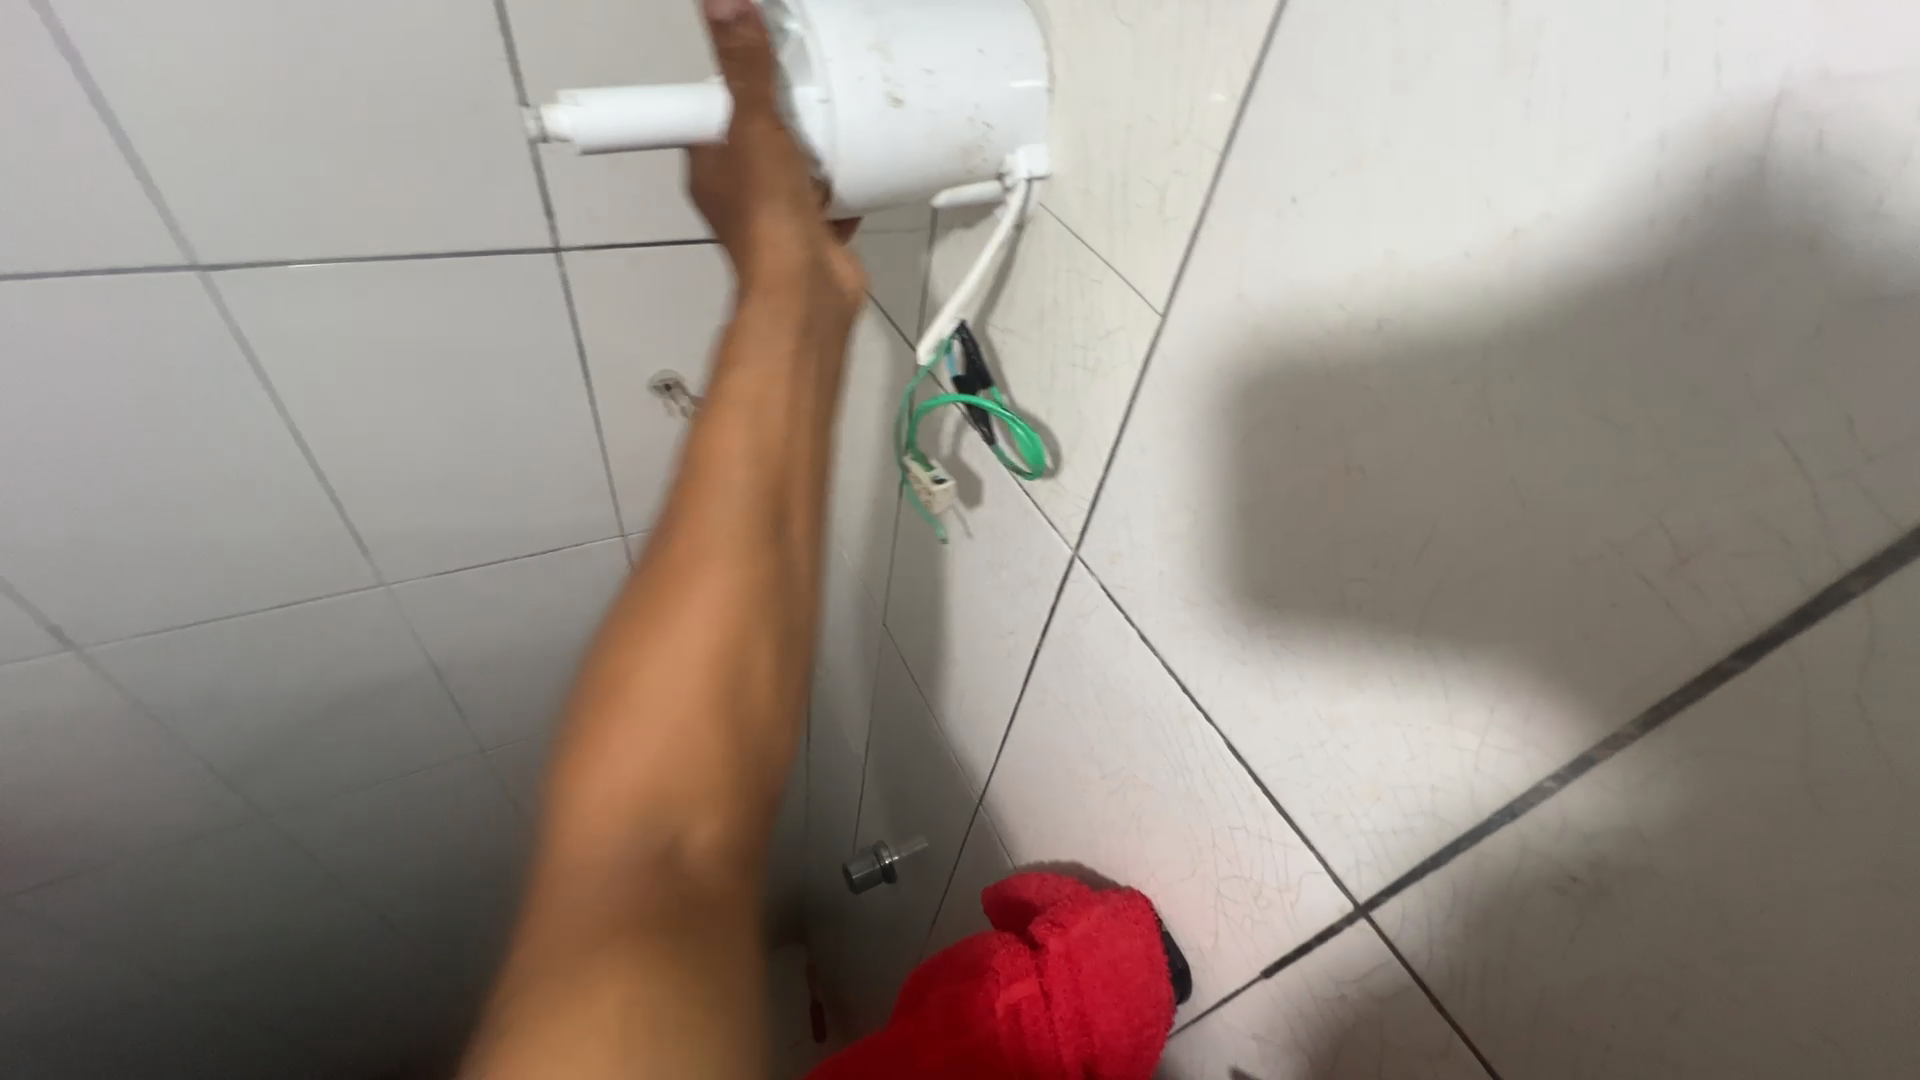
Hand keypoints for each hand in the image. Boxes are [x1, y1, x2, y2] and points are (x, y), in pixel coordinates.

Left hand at [688, 0, 864, 319]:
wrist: (809, 294)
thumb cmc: (770, 219)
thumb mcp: (754, 128)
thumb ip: (744, 68)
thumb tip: (720, 0)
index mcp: (710, 168)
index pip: (716, 113)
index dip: (738, 87)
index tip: (767, 68)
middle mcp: (740, 194)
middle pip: (763, 136)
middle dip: (789, 114)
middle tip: (813, 87)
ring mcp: (779, 217)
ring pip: (798, 169)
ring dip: (819, 149)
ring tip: (842, 113)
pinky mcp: (815, 235)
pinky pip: (831, 199)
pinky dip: (846, 184)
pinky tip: (866, 162)